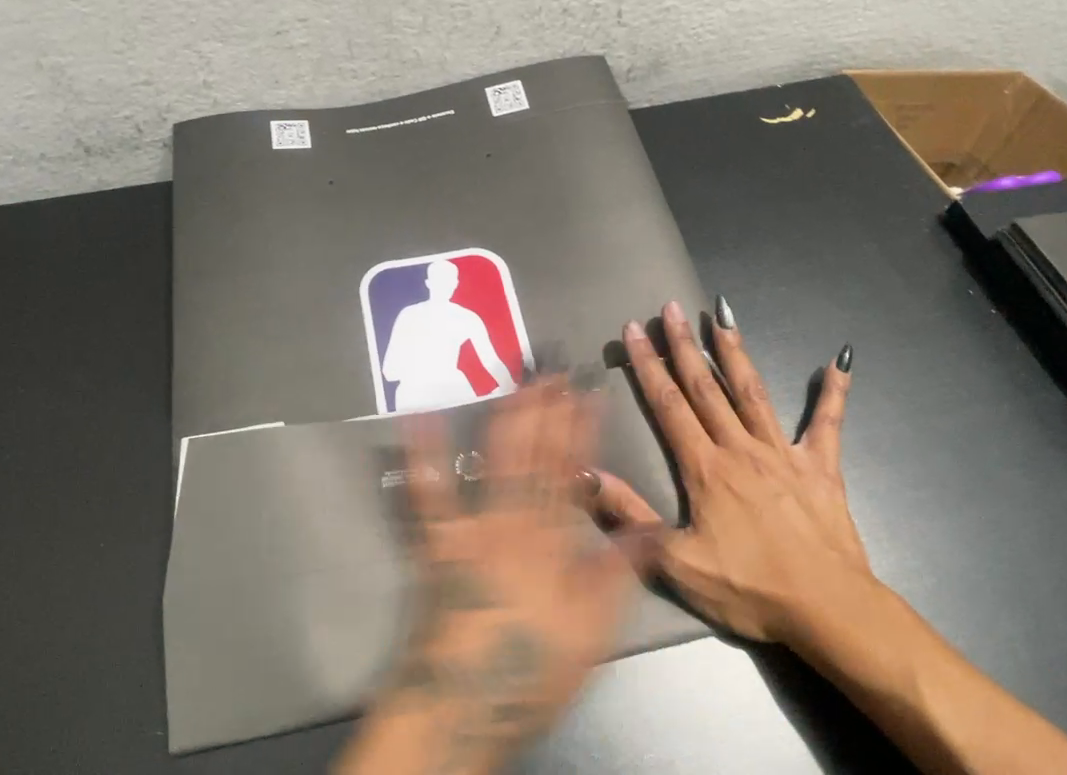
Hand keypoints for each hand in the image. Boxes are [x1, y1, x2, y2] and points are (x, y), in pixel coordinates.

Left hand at [335, 376, 635, 774]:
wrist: (463, 700)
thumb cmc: (531, 666)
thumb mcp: (594, 629)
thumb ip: (619, 572)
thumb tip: (649, 528)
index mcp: (553, 538)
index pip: (573, 469)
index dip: (582, 426)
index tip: (589, 389)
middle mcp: (513, 520)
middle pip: (533, 453)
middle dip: (546, 405)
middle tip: (553, 366)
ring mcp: (471, 525)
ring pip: (493, 459)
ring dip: (505, 414)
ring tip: (514, 377)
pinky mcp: (435, 541)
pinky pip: (427, 491)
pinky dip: (422, 452)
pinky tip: (417, 414)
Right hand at [591, 299, 873, 649]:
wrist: (828, 609)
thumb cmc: (748, 589)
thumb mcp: (676, 563)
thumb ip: (630, 516)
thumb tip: (586, 474)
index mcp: (704, 468)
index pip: (669, 406)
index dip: (648, 366)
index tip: (634, 329)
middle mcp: (741, 448)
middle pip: (706, 387)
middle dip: (684, 345)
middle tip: (671, 307)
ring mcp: (784, 453)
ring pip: (753, 392)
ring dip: (735, 352)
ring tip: (723, 316)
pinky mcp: (822, 467)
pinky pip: (828, 423)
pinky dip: (834, 392)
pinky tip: (840, 361)